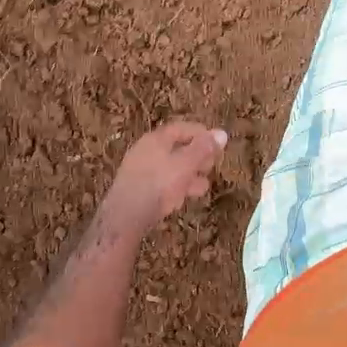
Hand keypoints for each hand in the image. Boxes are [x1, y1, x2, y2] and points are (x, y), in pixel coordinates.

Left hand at [100, 121, 228, 234]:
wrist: (124, 218)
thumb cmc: (159, 184)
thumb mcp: (187, 163)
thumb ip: (204, 149)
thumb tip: (222, 133)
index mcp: (156, 139)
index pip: (182, 128)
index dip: (201, 134)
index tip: (216, 143)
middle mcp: (145, 150)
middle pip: (175, 148)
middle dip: (196, 157)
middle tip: (211, 166)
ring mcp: (138, 171)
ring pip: (169, 168)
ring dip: (188, 175)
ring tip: (203, 187)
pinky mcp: (135, 191)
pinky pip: (159, 183)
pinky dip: (174, 187)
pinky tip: (181, 199)